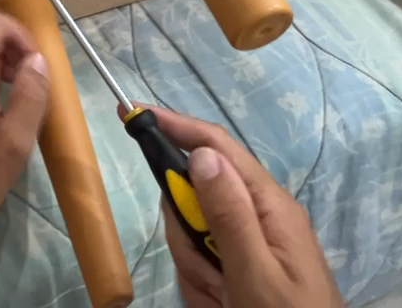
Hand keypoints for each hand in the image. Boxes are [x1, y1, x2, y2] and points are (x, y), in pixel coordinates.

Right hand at [143, 107, 343, 307]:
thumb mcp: (256, 277)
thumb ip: (229, 214)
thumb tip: (202, 151)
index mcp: (269, 204)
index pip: (215, 144)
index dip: (173, 124)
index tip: (132, 113)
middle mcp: (261, 212)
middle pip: (194, 194)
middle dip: (188, 234)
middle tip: (210, 276)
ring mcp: (252, 238)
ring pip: (192, 230)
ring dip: (197, 267)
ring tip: (222, 298)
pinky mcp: (243, 262)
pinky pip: (201, 258)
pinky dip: (204, 283)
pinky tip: (223, 302)